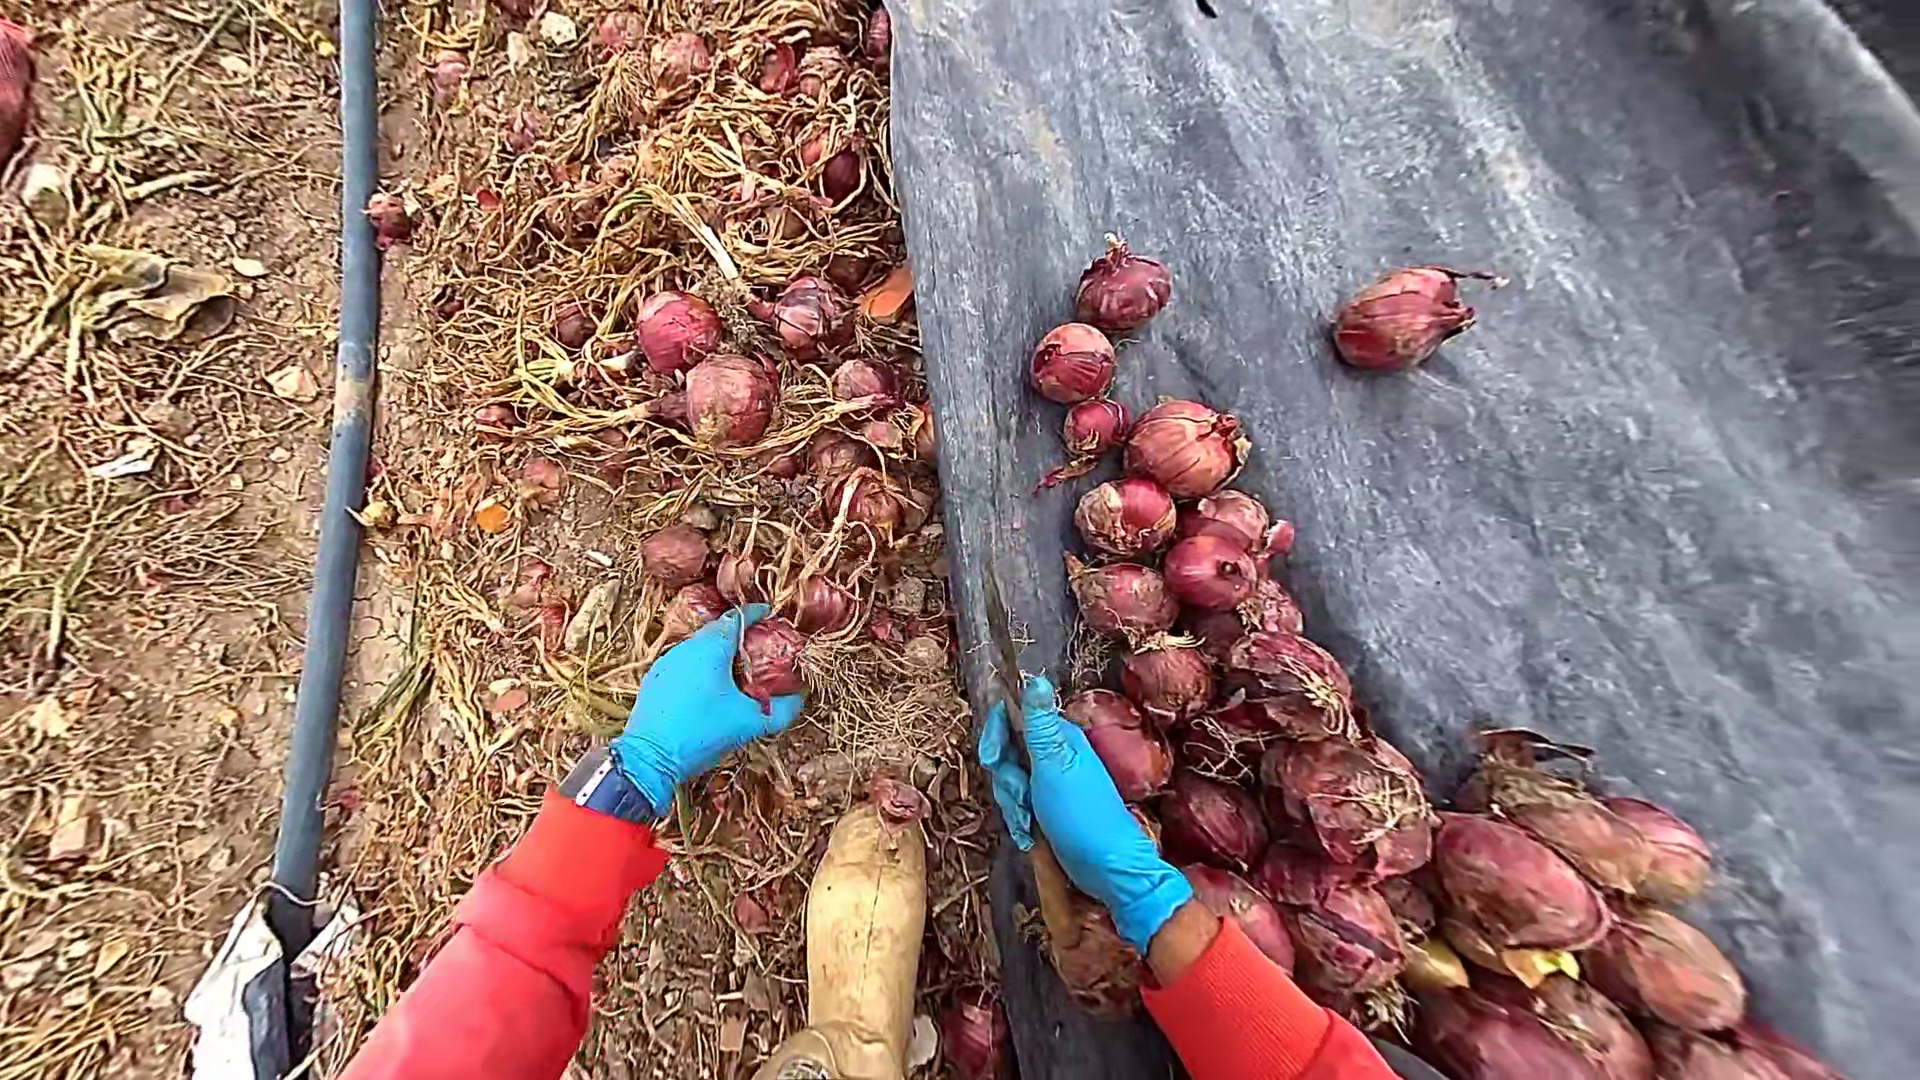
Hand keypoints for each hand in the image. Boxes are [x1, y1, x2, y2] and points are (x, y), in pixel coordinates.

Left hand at [613, 604, 803, 815]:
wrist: (647, 761)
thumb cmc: (701, 733)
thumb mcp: (749, 723)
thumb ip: (781, 711)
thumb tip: (799, 700)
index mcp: (710, 648)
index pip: (737, 617)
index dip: (756, 614)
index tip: (770, 615)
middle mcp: (686, 648)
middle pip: (718, 631)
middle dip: (740, 634)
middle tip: (759, 646)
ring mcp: (666, 664)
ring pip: (699, 647)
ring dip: (719, 653)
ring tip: (737, 669)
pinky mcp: (654, 681)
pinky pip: (684, 664)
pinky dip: (701, 667)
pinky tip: (709, 689)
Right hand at [978, 674, 1192, 951]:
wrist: (1109, 870)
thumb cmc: (1083, 815)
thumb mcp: (1054, 766)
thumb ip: (1039, 723)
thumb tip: (1034, 677)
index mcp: (1058, 736)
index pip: (1012, 717)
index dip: (995, 735)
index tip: (991, 759)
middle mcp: (1053, 753)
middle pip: (1006, 751)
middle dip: (1006, 778)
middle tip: (1022, 798)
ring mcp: (1049, 781)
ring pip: (1009, 780)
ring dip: (1012, 803)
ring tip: (1028, 822)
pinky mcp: (1046, 806)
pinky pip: (1017, 804)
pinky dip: (1018, 819)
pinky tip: (1029, 835)